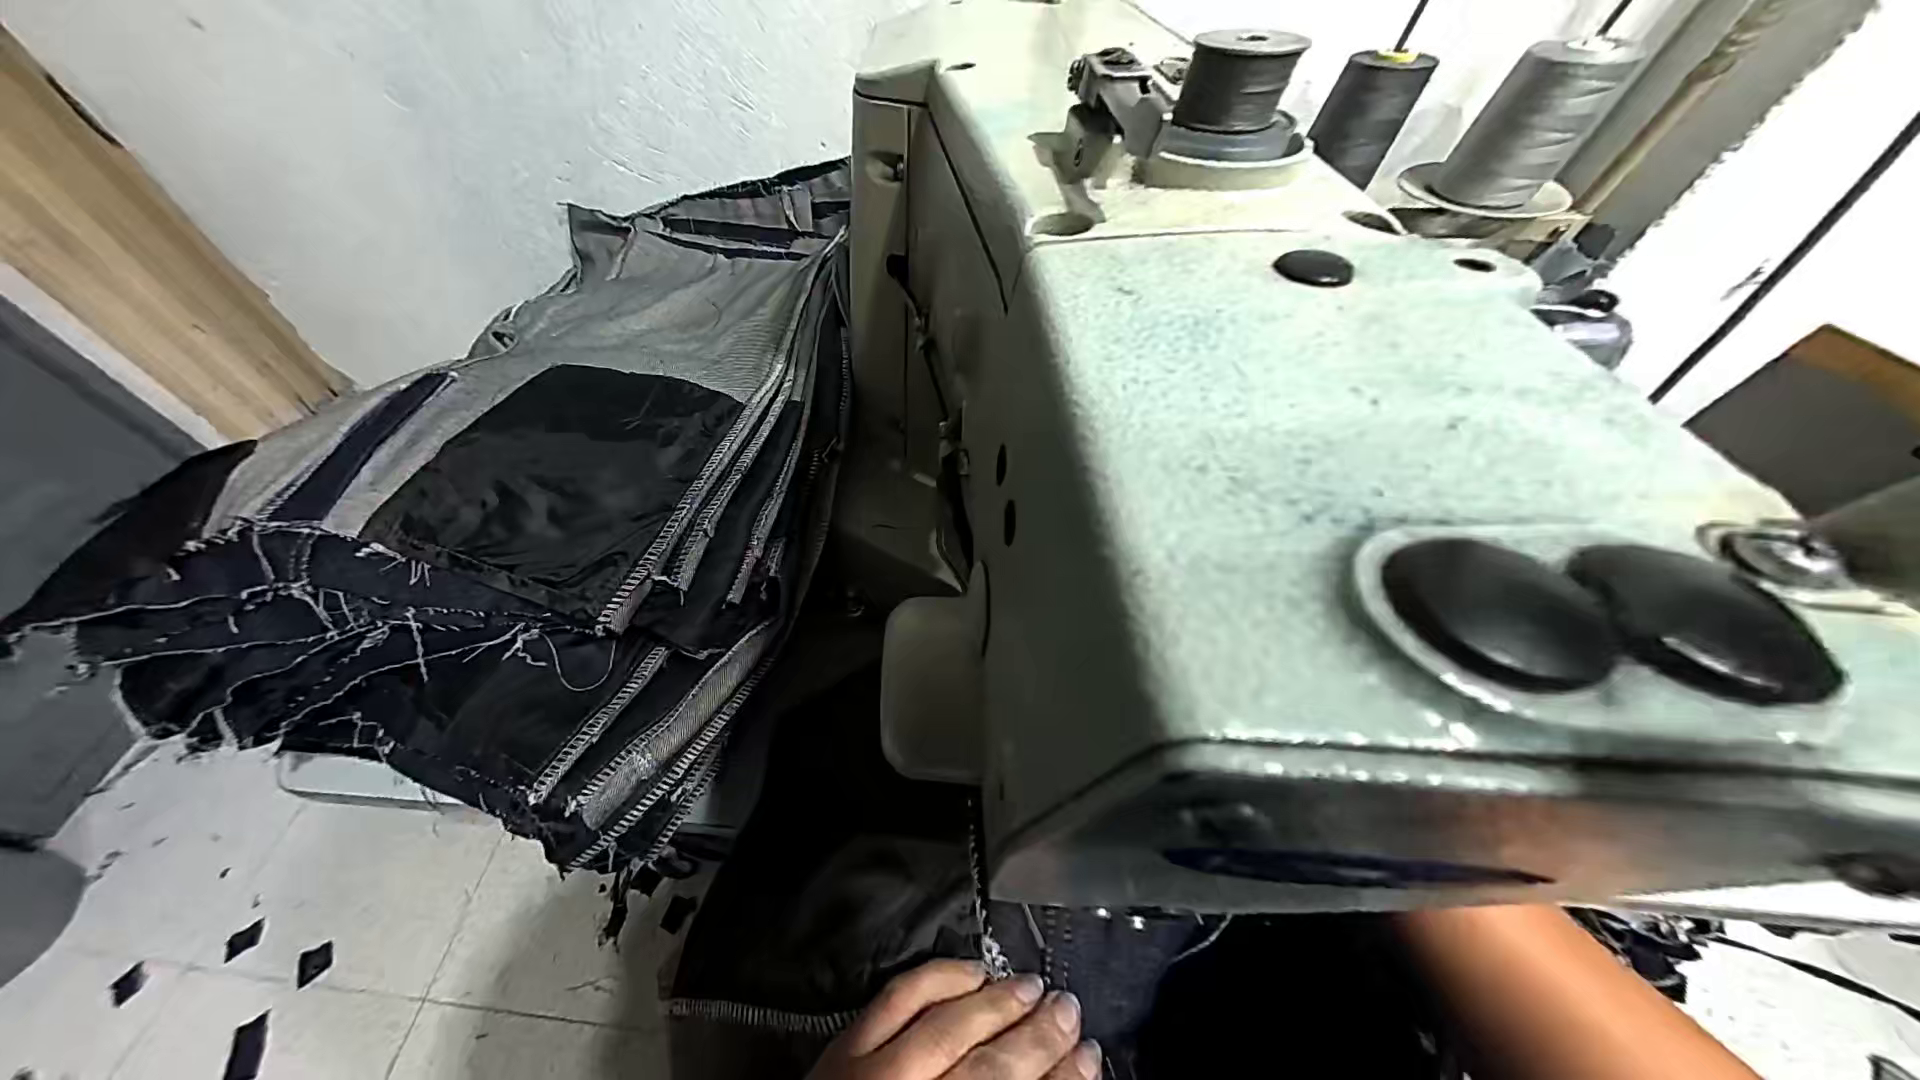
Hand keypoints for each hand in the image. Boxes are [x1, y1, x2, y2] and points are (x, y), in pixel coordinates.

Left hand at [807, 959, 1100, 1079]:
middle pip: (991, 1072)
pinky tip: (971, 969)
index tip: (1089, 1060)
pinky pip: (900, 997)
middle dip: (1039, 1041)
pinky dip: (940, 977)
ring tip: (1034, 986)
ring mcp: (875, 1077)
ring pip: (950, 1028)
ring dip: (999, 1003)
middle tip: (1069, 1013)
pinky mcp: (845, 1049)